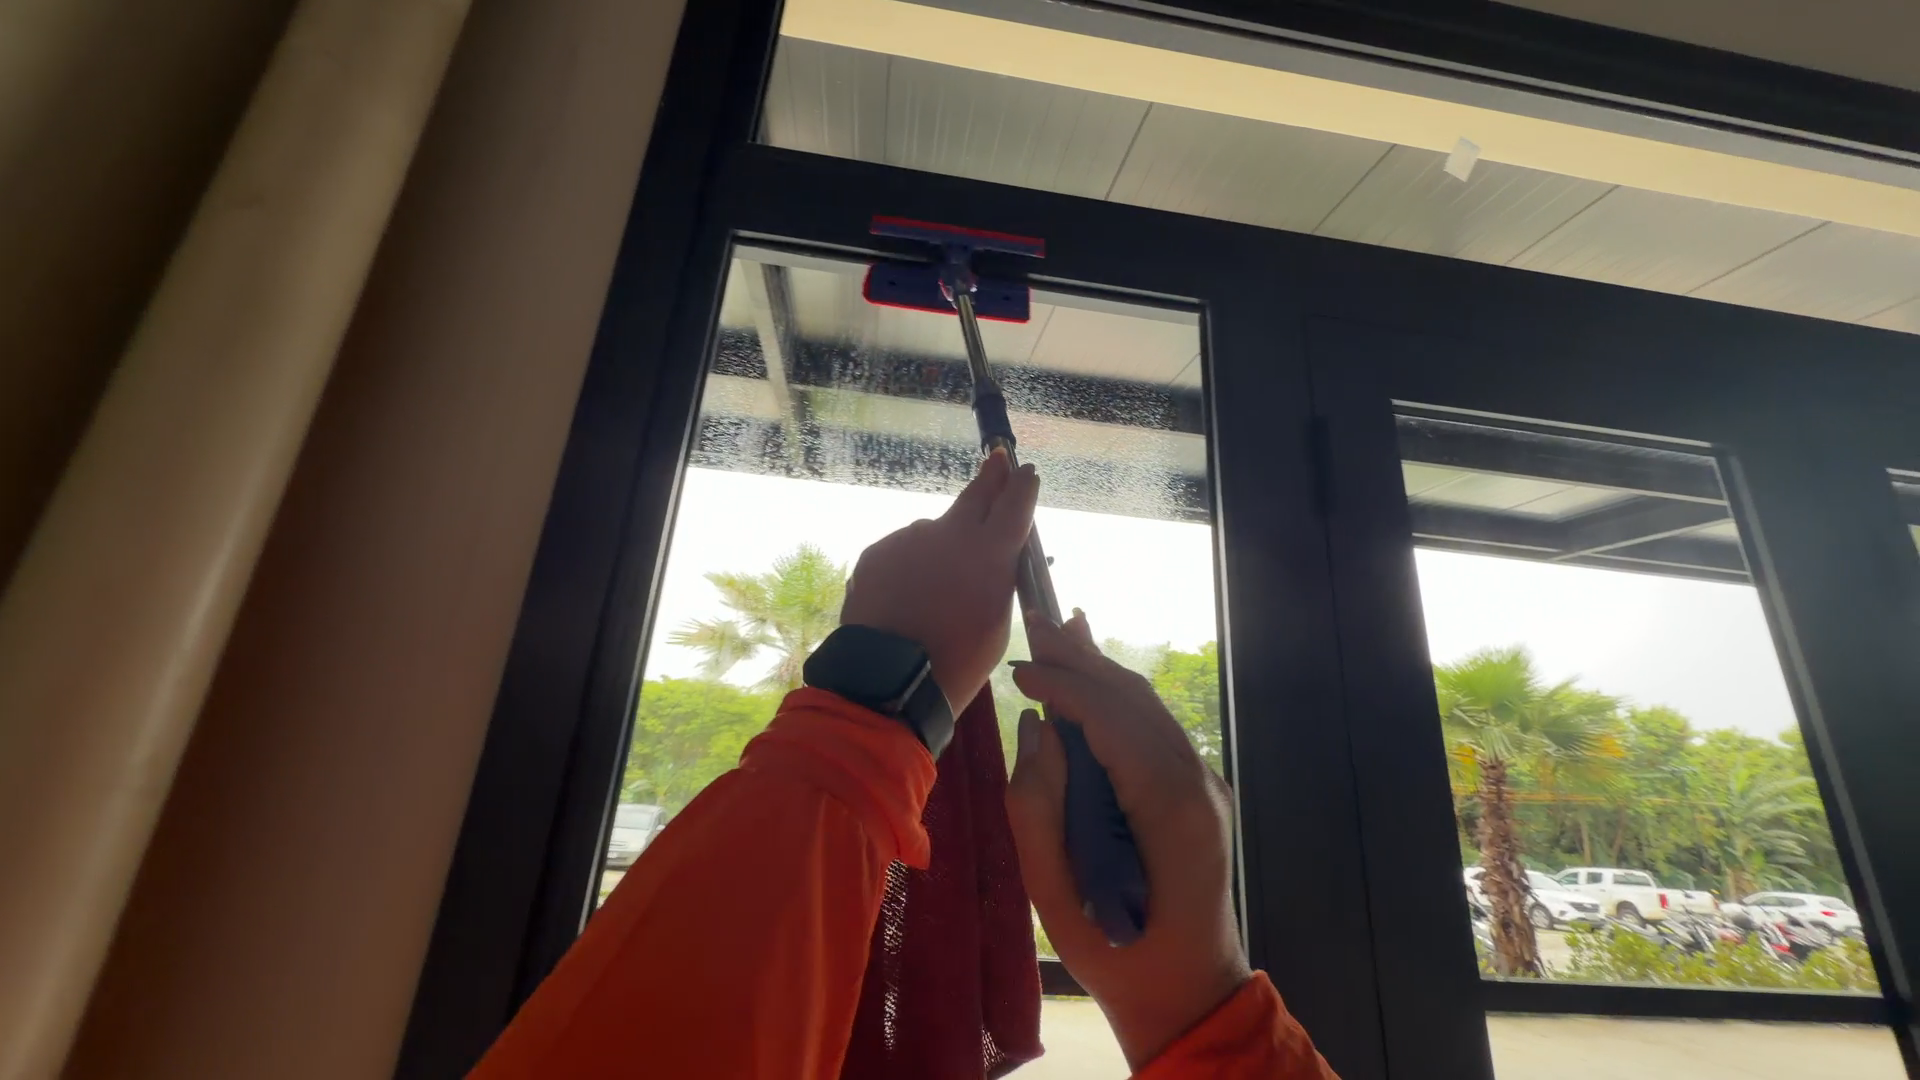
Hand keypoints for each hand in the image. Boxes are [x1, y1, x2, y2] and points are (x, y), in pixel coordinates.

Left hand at [839, 448, 1038, 712]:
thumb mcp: (996, 620)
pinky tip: (904, 598)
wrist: (890, 676)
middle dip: (990, 477)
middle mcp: (951, 532)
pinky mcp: (878, 550)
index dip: (1022, 486)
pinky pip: (902, 553)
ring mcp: (910, 538)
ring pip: (932, 535)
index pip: (1014, 505)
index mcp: (990, 552)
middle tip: (998, 459)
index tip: (1025, 471)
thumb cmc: (958, 659)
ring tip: (931, 592)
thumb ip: (996, 578)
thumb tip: (989, 556)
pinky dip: (908, 568)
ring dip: (939, 550)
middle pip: (975, 496)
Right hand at [1005, 613, 1248, 1069]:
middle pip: (1132, 697)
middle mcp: (1195, 779)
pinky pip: (1152, 725)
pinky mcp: (1198, 786)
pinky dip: (1117, 694)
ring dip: (1099, 667)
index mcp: (1166, 806)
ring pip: (1146, 704)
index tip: (1018, 671)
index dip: (1062, 685)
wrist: (1191, 992)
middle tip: (1037, 615)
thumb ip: (1037, 805)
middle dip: (1080, 656)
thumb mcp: (1055, 894)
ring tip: (1062, 628)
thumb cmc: (1114, 955)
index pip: (1108, 718)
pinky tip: (1096, 672)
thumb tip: (1037, 728)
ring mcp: (1203, 781)